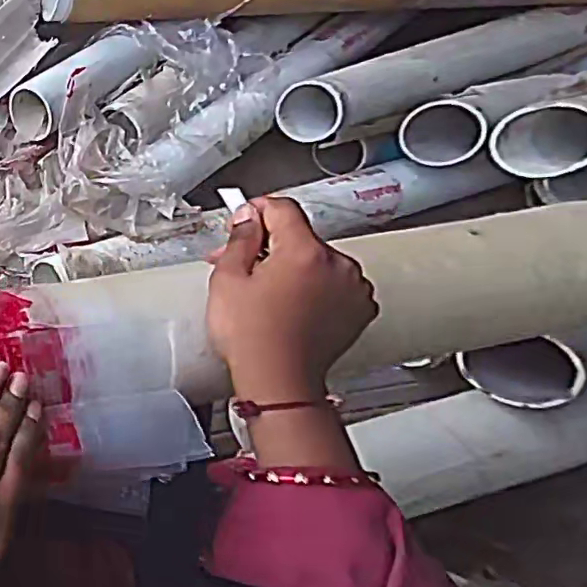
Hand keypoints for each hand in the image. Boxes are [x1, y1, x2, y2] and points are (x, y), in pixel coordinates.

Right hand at [206, 196, 377, 401]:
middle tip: (238, 266)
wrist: (278, 378)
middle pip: (299, 237)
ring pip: (316, 261)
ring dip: (290, 267)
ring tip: (263, 292)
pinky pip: (333, 284)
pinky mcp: (359, 308)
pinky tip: (287, 306)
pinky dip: (312, 288)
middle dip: (268, 246)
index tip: (243, 219)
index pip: (283, 209)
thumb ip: (240, 240)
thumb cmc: (250, 334)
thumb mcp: (227, 279)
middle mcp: (337, 264)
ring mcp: (353, 287)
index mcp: (304, 251)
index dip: (257, 210)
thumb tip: (249, 218)